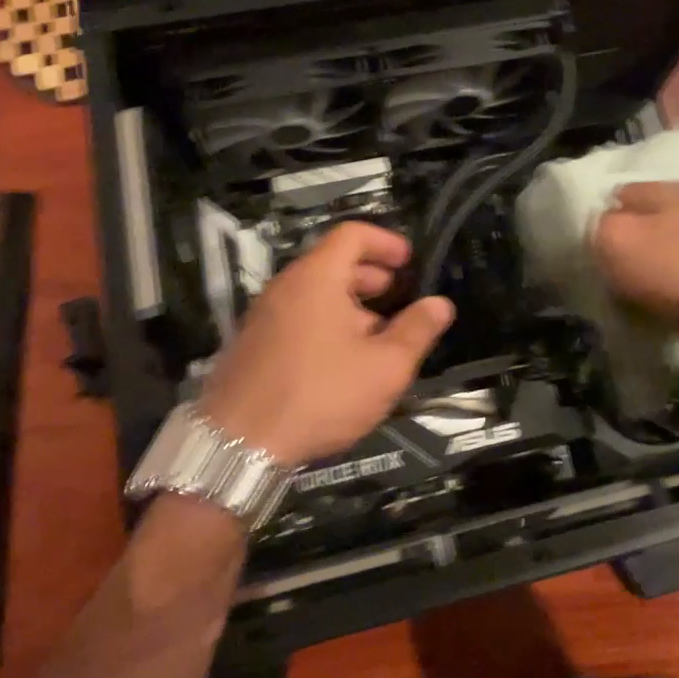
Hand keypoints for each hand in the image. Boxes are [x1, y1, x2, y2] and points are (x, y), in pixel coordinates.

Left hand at [198, 221, 454, 466]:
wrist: (238, 443)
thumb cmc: (320, 395)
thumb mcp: (384, 367)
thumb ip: (416, 330)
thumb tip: (440, 304)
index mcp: (317, 278)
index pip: (352, 234)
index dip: (386, 242)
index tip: (410, 263)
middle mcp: (285, 286)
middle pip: (332, 263)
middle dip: (372, 277)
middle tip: (400, 300)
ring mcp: (263, 316)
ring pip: (314, 294)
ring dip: (349, 306)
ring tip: (377, 339)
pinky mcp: (251, 345)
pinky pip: (296, 318)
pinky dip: (324, 324)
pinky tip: (341, 364)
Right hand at [592, 182, 678, 357]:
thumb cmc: (678, 267)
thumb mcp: (618, 240)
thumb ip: (595, 228)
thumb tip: (590, 230)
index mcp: (663, 193)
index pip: (619, 192)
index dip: (597, 213)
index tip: (581, 241)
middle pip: (640, 223)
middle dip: (620, 244)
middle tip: (597, 270)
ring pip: (657, 254)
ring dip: (640, 272)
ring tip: (618, 294)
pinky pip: (675, 282)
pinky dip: (660, 293)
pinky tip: (647, 308)